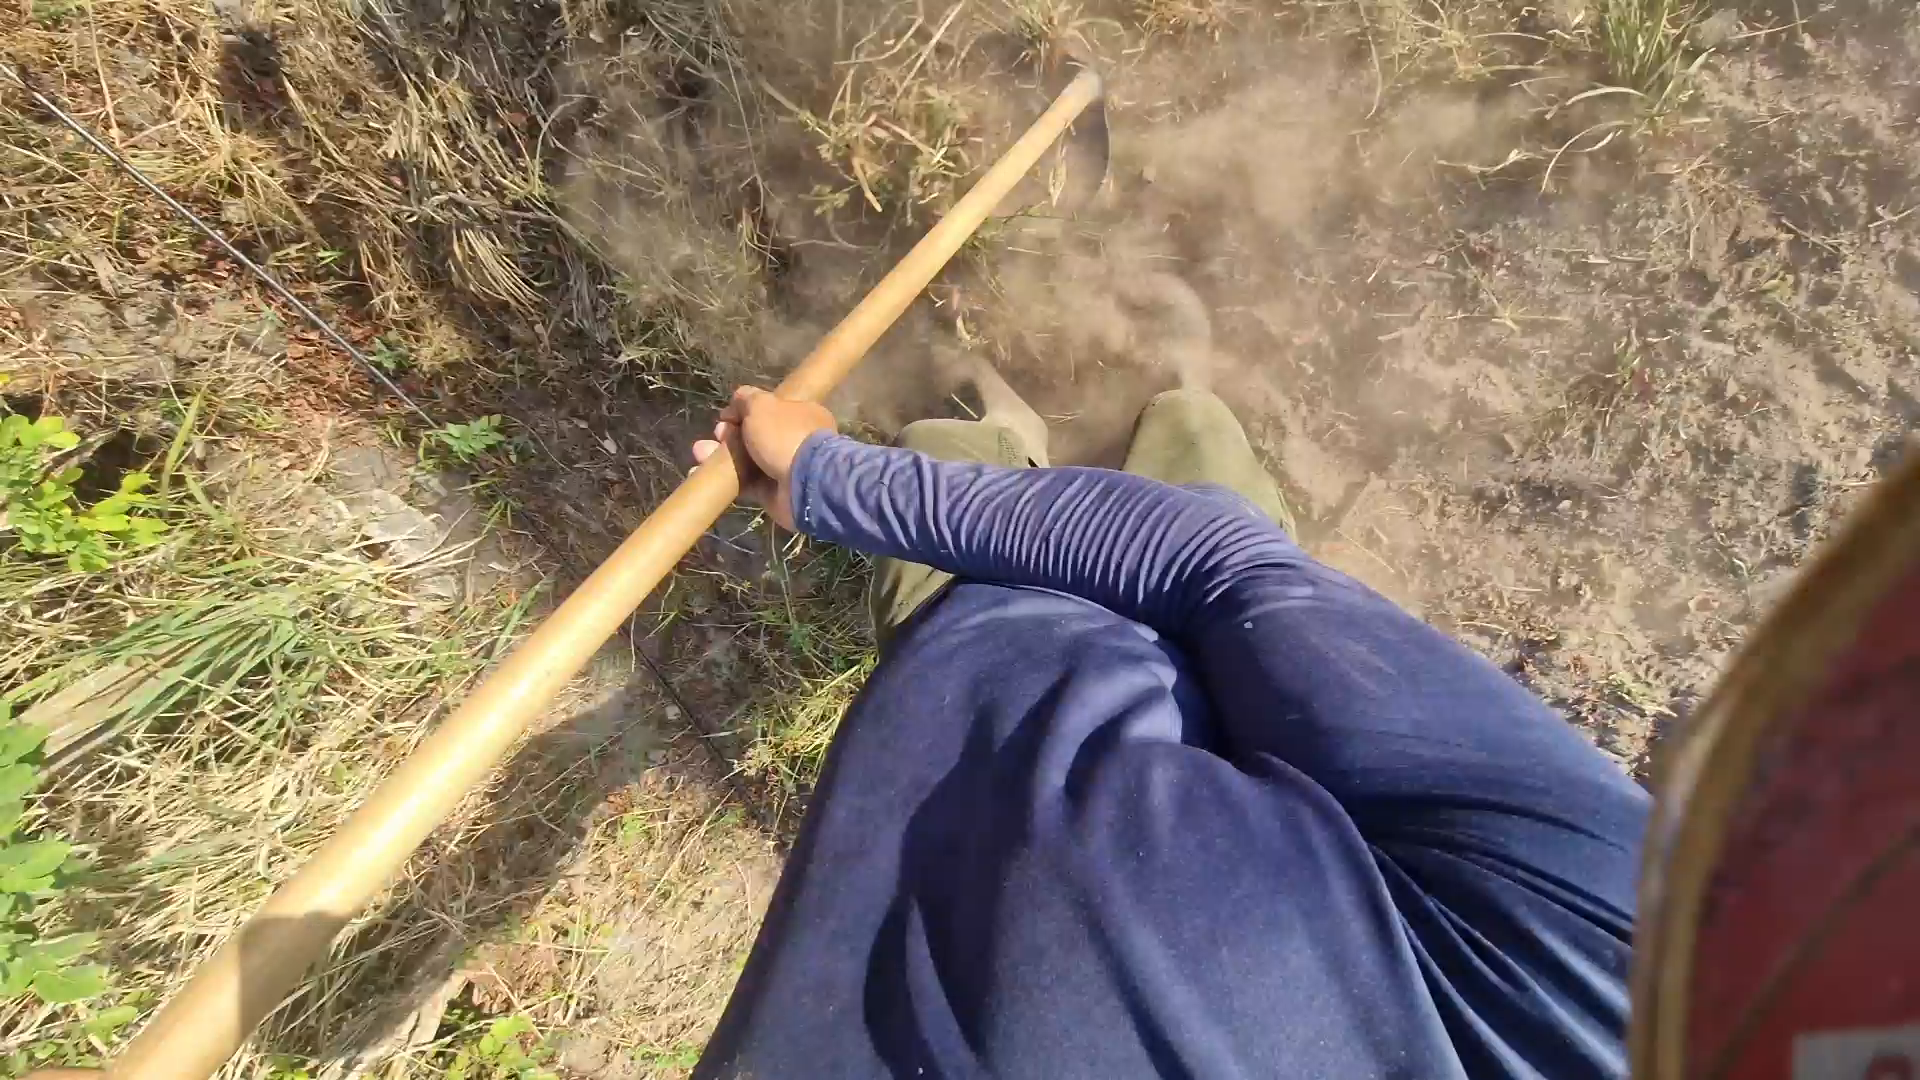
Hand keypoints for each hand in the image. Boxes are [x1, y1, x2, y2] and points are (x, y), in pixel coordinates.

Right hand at [693, 387, 835, 528]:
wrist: (804, 484)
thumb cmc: (785, 436)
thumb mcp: (762, 405)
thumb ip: (746, 399)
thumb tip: (735, 406)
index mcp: (800, 415)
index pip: (768, 411)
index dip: (744, 412)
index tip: (726, 417)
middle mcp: (794, 440)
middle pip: (754, 435)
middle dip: (728, 434)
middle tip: (718, 436)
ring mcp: (783, 468)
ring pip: (746, 460)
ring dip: (719, 456)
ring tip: (700, 454)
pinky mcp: (772, 492)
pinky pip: (744, 483)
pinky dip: (724, 479)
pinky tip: (700, 474)